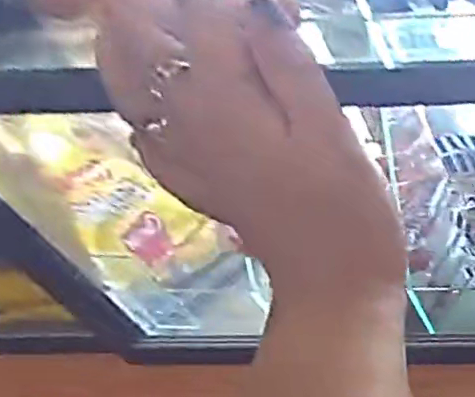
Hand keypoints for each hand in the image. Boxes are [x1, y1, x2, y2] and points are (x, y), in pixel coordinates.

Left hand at [94, 0, 405, 302]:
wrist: (338, 290)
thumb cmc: (351, 222)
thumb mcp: (340, 144)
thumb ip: (296, 74)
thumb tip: (266, 18)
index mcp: (220, 96)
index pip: (210, 12)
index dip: (249, 8)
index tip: (293, 18)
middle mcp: (181, 112)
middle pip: (136, 24)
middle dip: (182, 11)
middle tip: (237, 28)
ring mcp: (180, 149)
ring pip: (122, 68)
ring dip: (148, 43)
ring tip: (194, 48)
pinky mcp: (193, 179)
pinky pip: (143, 123)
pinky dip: (154, 101)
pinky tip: (190, 109)